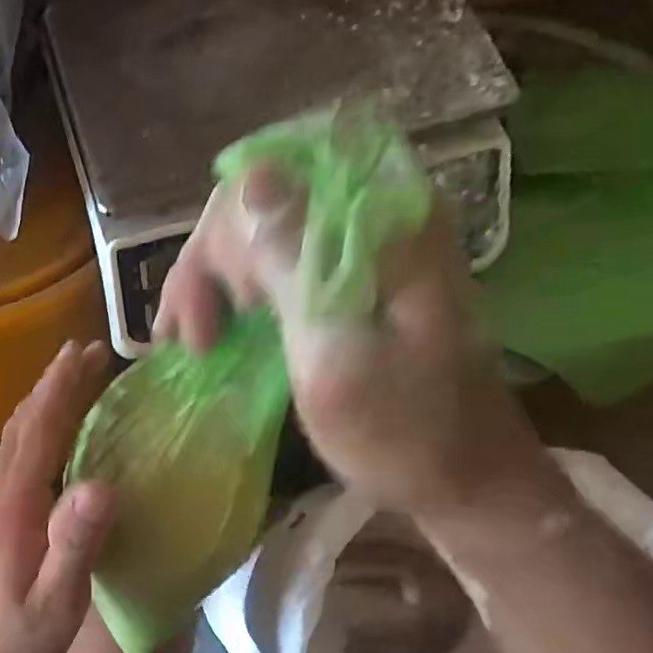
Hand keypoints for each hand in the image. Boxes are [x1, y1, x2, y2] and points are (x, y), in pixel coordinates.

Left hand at [0, 340, 116, 652]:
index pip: (40, 432)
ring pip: (18, 440)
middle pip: (24, 426)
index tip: (88, 352)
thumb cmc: (22, 641)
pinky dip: (40, 433)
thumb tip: (103, 483)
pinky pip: (20, 460)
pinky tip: (56, 439)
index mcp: (13, 506)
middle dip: (53, 385)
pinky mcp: (0, 522)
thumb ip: (76, 542)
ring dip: (44, 404)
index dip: (64, 389)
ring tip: (72, 379)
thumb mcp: (57, 600)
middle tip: (86, 351)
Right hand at [155, 167, 549, 517]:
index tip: (207, 323)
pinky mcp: (353, 280)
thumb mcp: (336, 355)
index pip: (269, 181)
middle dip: (208, 270)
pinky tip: (217, 331)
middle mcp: (375, 216)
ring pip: (258, 235)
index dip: (220, 246)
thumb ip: (295, 266)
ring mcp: (363, 248)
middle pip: (258, 205)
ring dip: (213, 285)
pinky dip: (236, 296)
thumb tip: (250, 176)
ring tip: (194, 344)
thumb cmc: (399, 431)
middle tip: (192, 343)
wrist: (461, 475)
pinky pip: (276, 264)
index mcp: (383, 223)